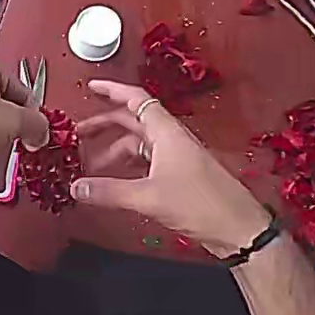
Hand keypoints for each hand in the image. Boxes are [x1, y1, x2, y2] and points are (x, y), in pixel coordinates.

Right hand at [73, 81, 268, 255]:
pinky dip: (128, 166)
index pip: (136, 99)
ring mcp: (177, 156)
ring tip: (91, 165)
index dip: (113, 90)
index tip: (92, 87)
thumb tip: (77, 187)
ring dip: (115, 150)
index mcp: (166, 132)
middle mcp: (171, 139)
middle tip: (80, 133)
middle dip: (105, 124)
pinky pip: (147, 161)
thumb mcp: (148, 196)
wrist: (238, 227)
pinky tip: (115, 179)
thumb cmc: (200, 204)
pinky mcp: (180, 174)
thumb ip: (109, 191)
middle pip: (133, 121)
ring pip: (139, 144)